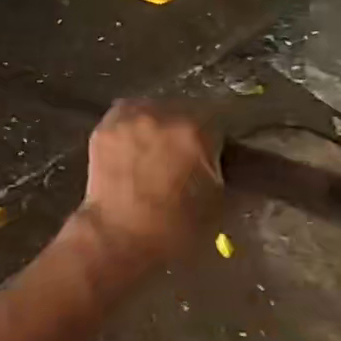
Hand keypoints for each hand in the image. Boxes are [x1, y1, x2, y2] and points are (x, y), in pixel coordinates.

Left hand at [75, 99, 222, 268]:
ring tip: (160, 148)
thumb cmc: (179, 224)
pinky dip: (133, 127)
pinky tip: (136, 146)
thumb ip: (232, 172)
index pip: (219, 119)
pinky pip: (123, 117)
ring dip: (158, 122)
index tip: (221, 152)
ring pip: (150, 108)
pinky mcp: (101, 128)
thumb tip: (239, 164)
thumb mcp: (223, 200)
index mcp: (195, 129)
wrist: (121, 232)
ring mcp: (124, 119)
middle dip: (188, 127)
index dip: (221, 137)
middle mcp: (157, 114)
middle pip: (181, 109)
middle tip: (190, 153)